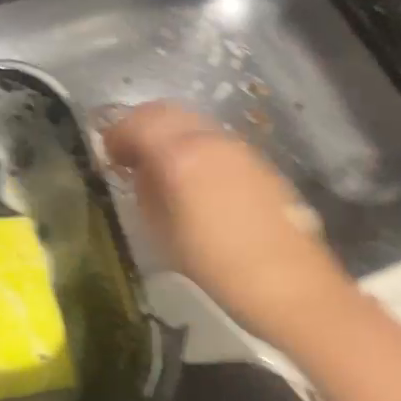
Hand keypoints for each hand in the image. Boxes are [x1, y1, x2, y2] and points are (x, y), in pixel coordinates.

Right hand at [103, 102, 353, 337]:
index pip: (136, 124)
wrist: (294, 289)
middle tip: (127, 151)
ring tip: (159, 163)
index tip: (106, 154)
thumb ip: (145, 192)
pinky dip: (193, 144)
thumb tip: (138, 172)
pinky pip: (213, 138)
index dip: (115, 135)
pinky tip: (193, 175)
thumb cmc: (218, 267)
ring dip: (168, 132)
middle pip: (164, 112)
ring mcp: (237, 147)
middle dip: (140, 125)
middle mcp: (207, 140)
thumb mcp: (163, 234)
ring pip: (191, 122)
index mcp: (179, 155)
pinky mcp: (258, 161)